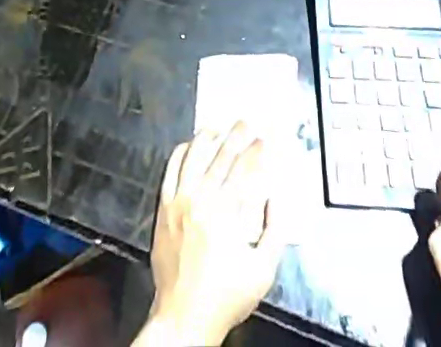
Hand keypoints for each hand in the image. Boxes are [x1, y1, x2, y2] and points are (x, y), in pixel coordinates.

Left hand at [136, 127, 284, 346]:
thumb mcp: (263, 269)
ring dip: (208, 139)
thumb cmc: (225, 297)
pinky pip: (170, 171)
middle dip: (237, 137)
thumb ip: (275, 231)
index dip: (256, 152)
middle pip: (221, 158)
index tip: (264, 140)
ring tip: (218, 128)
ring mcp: (179, 203)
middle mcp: (201, 201)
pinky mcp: (163, 209)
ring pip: (194, 158)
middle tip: (246, 123)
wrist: (184, 317)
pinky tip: (189, 145)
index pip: (245, 171)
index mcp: (227, 215)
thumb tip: (276, 199)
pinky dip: (180, 154)